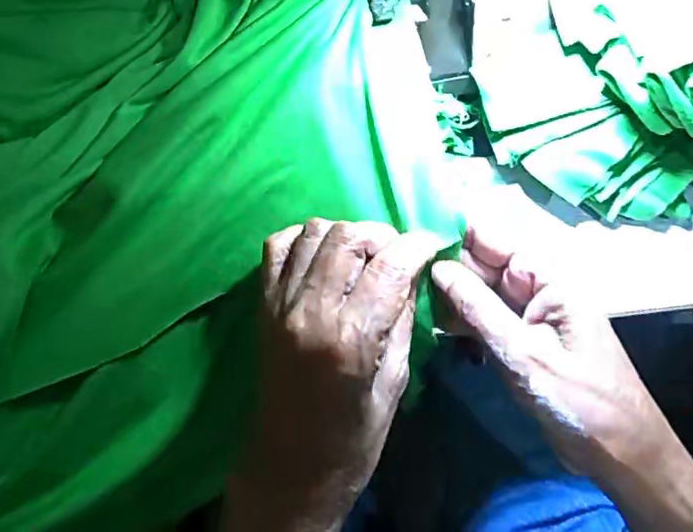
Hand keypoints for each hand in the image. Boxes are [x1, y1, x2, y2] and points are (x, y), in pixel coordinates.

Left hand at [222, 219, 444, 531]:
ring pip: (314, 231)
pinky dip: (303, 237)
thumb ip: (401, 319)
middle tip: (396, 250)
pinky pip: (278, 243)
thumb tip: (412, 269)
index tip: (430, 242)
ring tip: (362, 252)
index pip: (388, 266)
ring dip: (345, 233)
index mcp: (351, 337)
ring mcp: (281, 299)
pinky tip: (322, 252)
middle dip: (380, 235)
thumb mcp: (394, 382)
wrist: (290, 462)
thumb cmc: (354, 437)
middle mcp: (311, 308)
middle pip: (348, 237)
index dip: (415, 246)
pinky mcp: (262, 298)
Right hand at [429, 217, 692, 531]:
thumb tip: (435, 265)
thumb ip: (478, 309)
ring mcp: (522, 314)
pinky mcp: (516, 339)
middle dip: (439, 262)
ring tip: (402, 290)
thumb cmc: (585, 404)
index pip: (489, 239)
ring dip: (443, 292)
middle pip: (476, 262)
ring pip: (473, 290)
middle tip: (394, 265)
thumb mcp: (527, 356)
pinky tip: (426, 320)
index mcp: (545, 279)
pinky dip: (456, 318)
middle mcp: (531, 288)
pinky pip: (479, 317)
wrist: (627, 464)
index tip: (407, 229)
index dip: (449, 230)